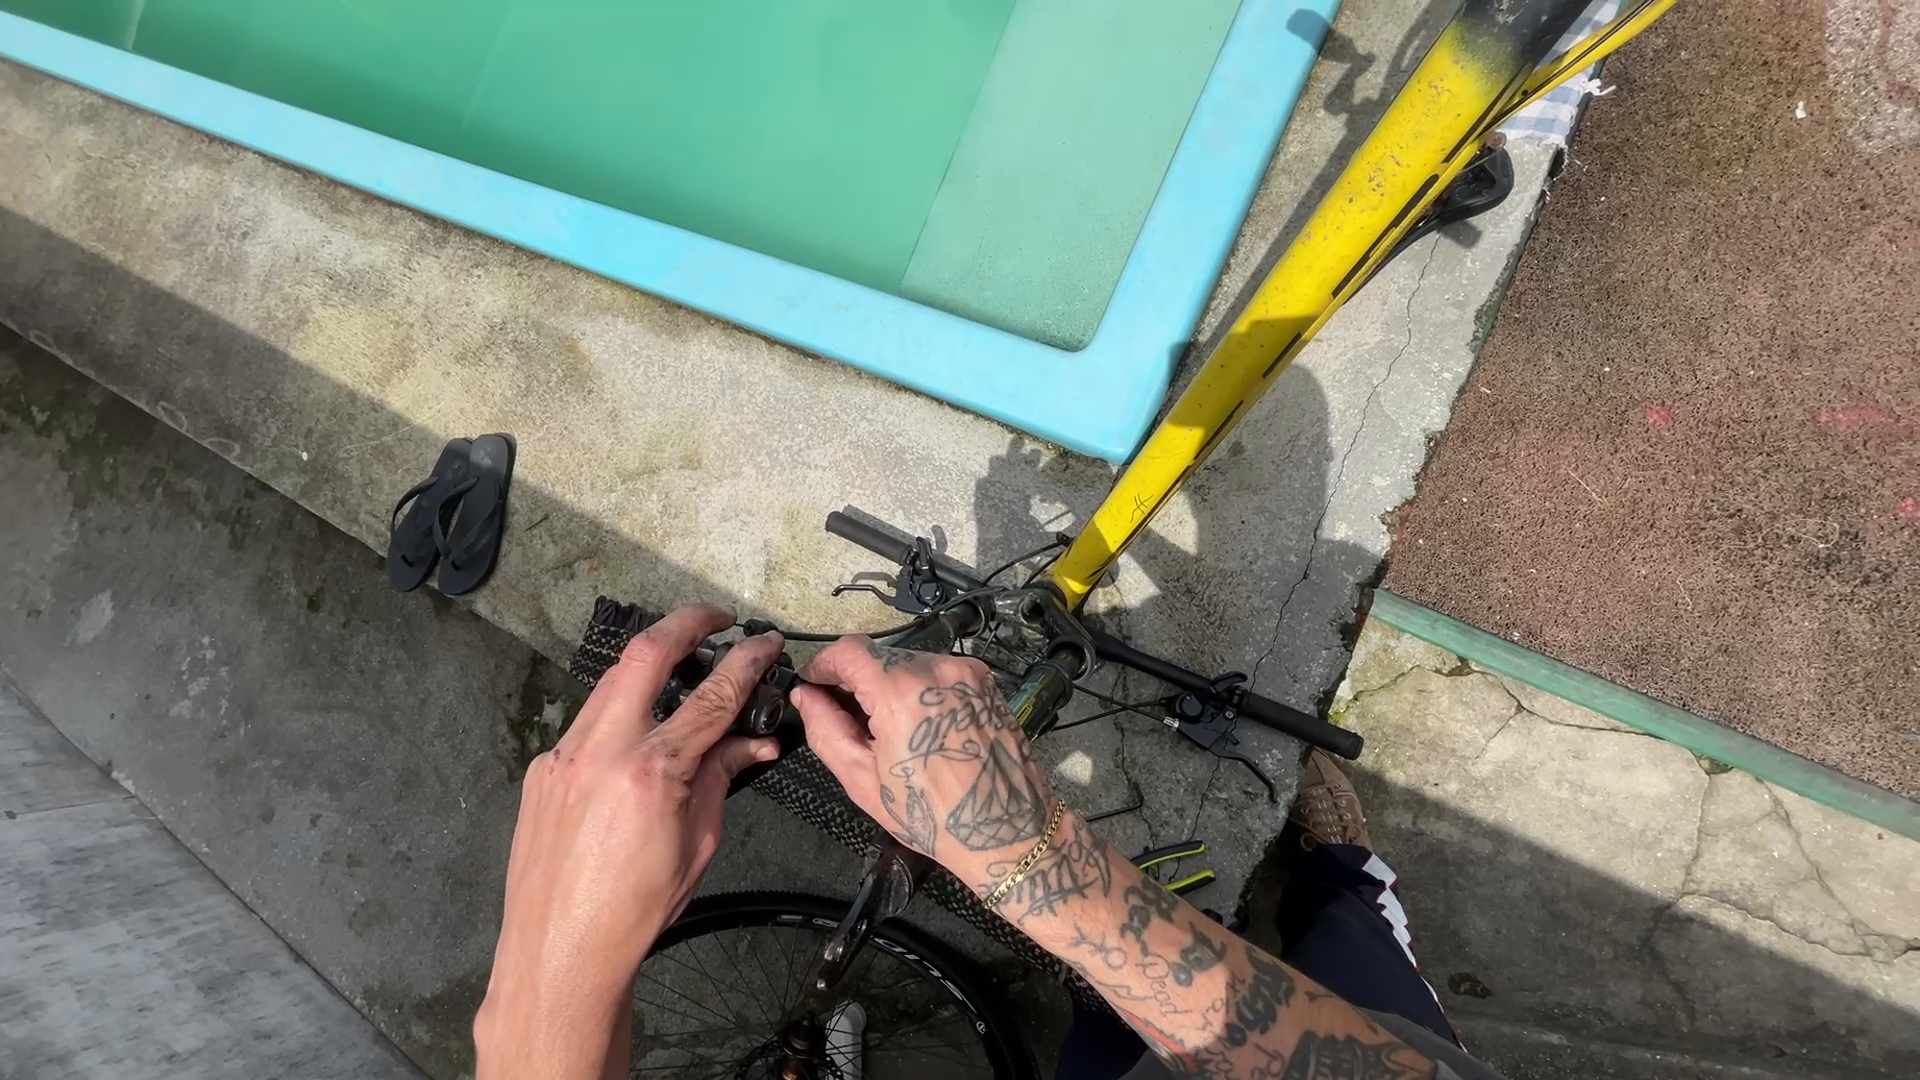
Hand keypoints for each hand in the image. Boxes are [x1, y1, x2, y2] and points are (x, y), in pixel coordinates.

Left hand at [474, 606, 781, 1079]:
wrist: (558, 954)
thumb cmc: (639, 907)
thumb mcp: (699, 840)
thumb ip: (723, 775)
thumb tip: (755, 742)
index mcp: (652, 772)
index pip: (713, 696)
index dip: (747, 662)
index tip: (765, 642)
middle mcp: (601, 750)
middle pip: (646, 654)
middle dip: (688, 622)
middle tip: (719, 619)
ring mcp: (563, 754)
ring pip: (613, 680)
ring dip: (653, 664)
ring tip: (685, 670)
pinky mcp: (543, 767)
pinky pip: (591, 721)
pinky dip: (624, 712)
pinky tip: (641, 736)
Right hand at [792, 638, 1056, 889]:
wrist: (1007, 830)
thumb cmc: (931, 814)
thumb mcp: (862, 779)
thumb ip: (826, 728)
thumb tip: (805, 695)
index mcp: (903, 690)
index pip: (850, 650)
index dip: (824, 664)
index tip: (813, 684)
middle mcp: (937, 667)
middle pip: (880, 656)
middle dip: (855, 679)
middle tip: (844, 716)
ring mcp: (966, 670)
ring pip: (908, 662)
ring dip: (887, 684)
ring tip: (885, 728)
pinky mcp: (984, 680)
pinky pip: (936, 672)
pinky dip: (918, 688)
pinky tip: (918, 726)